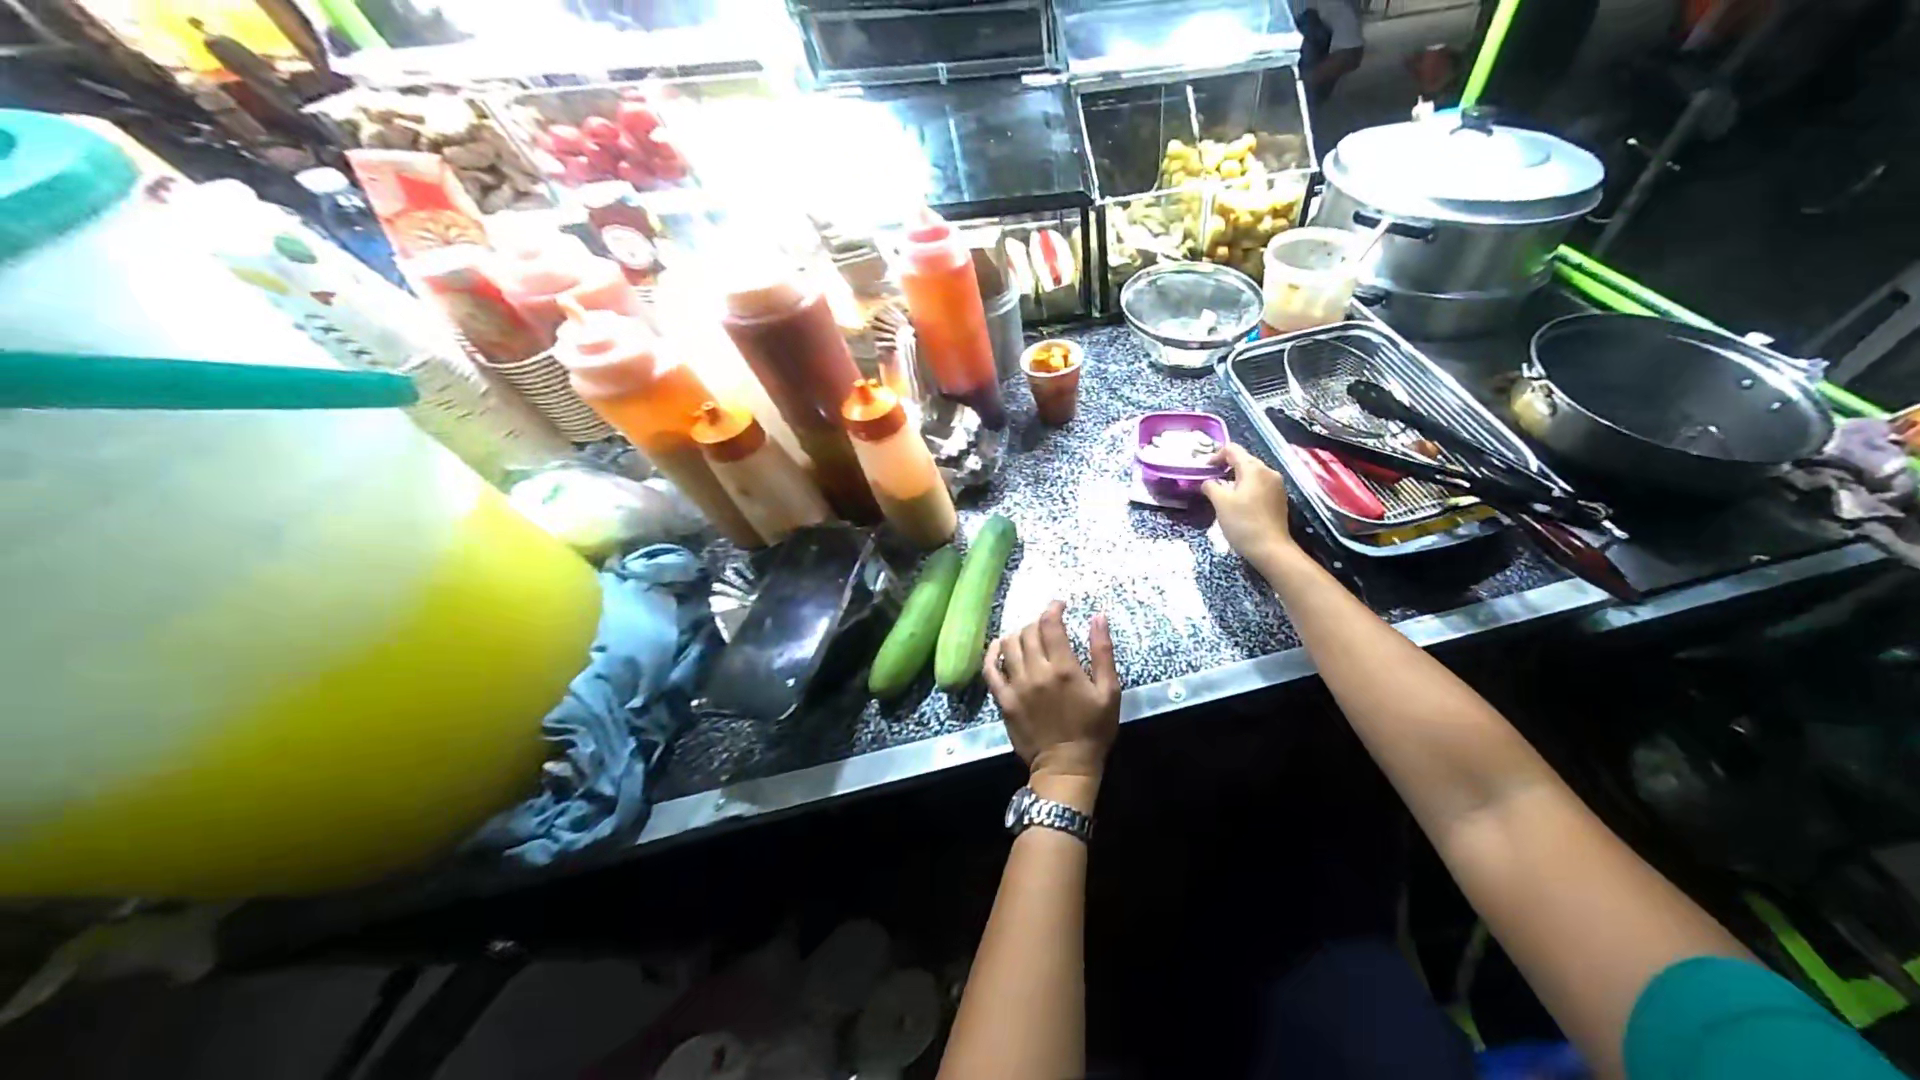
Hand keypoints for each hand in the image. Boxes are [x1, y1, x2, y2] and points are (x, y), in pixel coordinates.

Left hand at [985, 602, 1119, 785]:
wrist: (1066, 766)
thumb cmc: (1093, 729)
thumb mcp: (1109, 691)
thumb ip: (1103, 652)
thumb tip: (1098, 617)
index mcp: (1064, 668)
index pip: (1051, 624)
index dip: (1053, 608)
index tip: (1059, 605)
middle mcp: (1037, 672)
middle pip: (1028, 631)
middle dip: (1038, 622)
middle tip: (1048, 628)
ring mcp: (1016, 685)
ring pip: (1008, 644)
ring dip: (1018, 634)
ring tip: (1028, 638)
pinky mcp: (1003, 699)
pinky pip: (989, 668)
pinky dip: (992, 652)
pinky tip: (999, 647)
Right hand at [1202, 443, 1299, 565]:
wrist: (1270, 548)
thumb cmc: (1243, 523)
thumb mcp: (1220, 503)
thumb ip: (1210, 486)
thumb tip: (1208, 482)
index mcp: (1254, 468)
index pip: (1233, 450)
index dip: (1216, 455)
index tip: (1204, 468)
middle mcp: (1268, 471)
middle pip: (1244, 460)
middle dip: (1226, 466)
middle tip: (1210, 479)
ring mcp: (1276, 485)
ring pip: (1252, 473)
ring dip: (1235, 477)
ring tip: (1222, 491)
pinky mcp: (1279, 498)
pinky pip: (1259, 484)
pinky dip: (1246, 487)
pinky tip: (1238, 501)